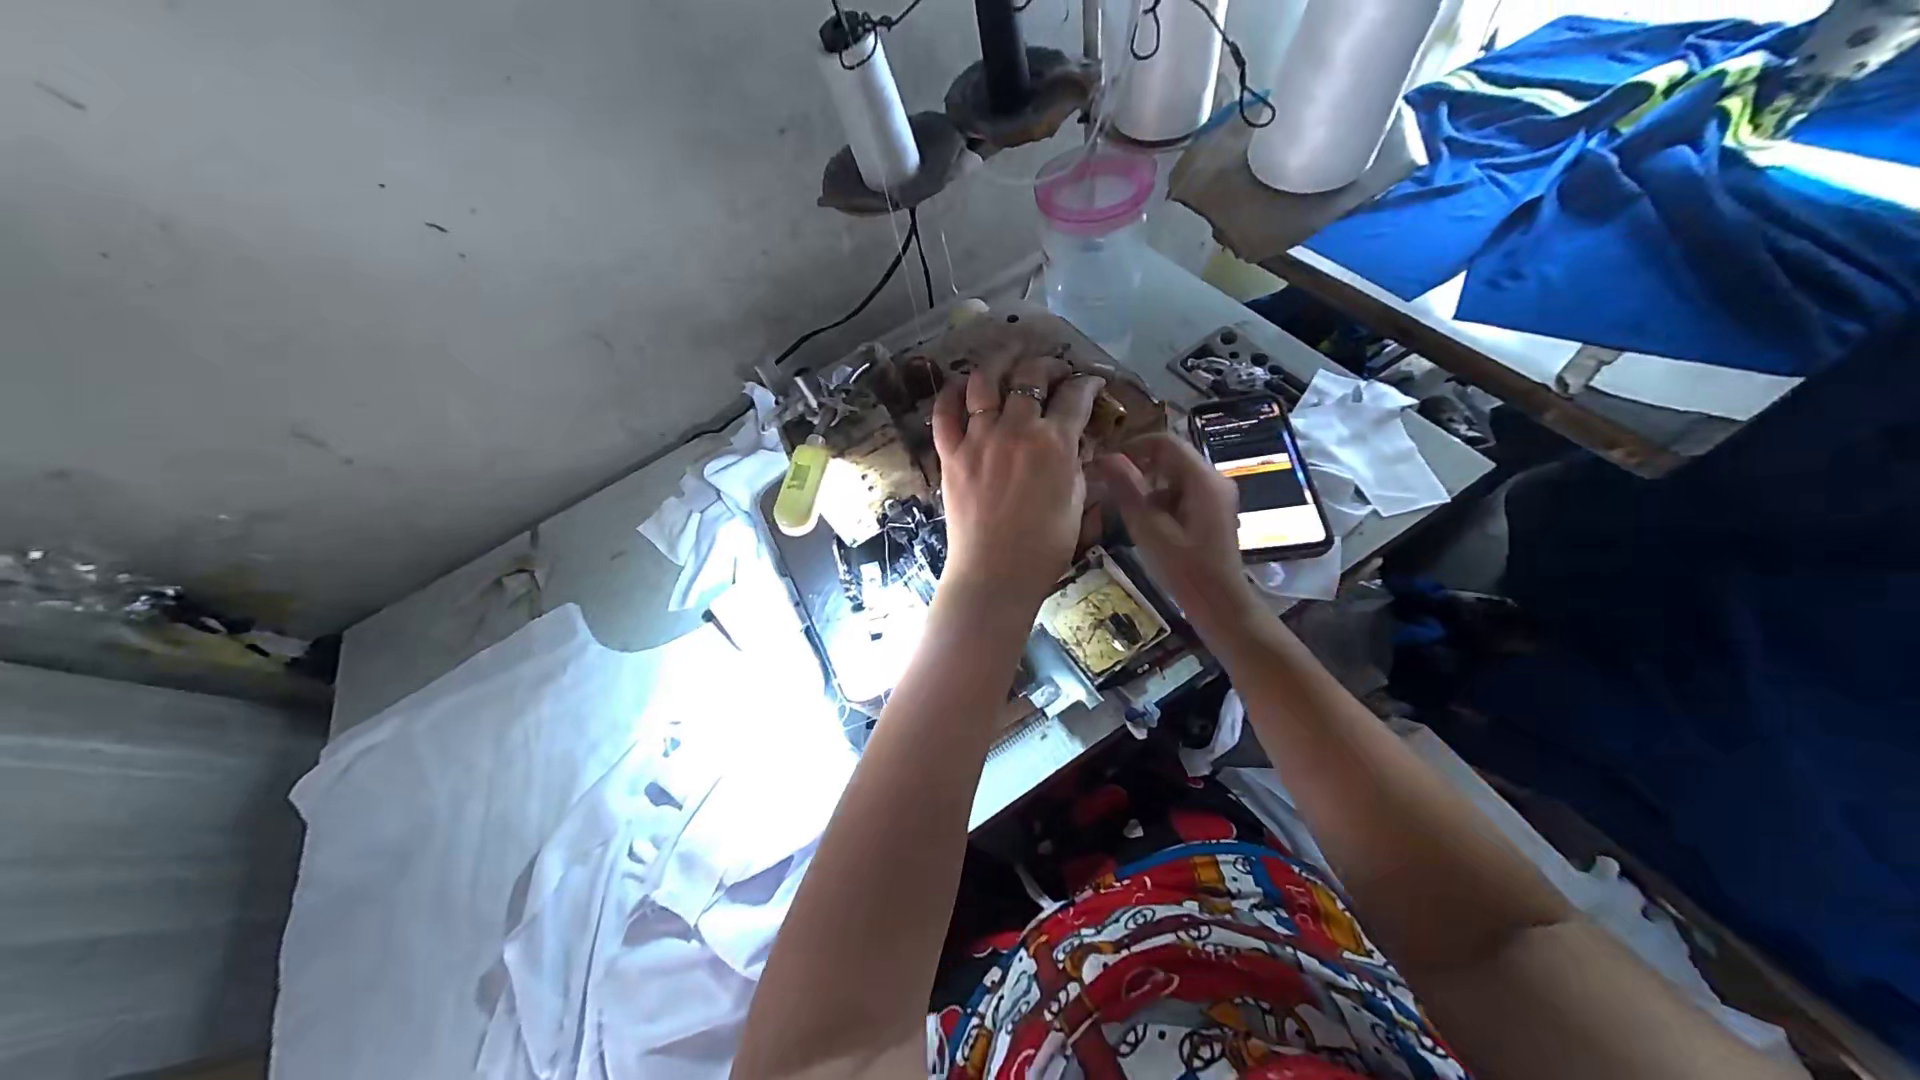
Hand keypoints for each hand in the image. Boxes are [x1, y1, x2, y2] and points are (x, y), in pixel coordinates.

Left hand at [932, 351, 1104, 607]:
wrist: (995, 574)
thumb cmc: (1045, 547)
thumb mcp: (1077, 503)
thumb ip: (1078, 465)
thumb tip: (1078, 442)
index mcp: (1054, 443)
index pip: (1074, 396)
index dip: (1087, 384)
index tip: (1091, 383)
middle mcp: (1015, 429)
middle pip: (1030, 377)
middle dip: (1047, 365)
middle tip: (1053, 370)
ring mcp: (978, 438)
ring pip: (984, 382)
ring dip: (999, 363)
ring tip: (1007, 360)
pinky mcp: (951, 454)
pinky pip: (945, 413)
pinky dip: (951, 394)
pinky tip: (960, 387)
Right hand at [1092, 433, 1260, 635]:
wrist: (1220, 605)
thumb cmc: (1185, 570)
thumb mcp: (1149, 529)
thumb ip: (1127, 489)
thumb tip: (1104, 457)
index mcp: (1203, 480)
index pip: (1164, 442)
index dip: (1131, 446)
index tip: (1105, 462)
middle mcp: (1214, 480)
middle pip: (1171, 456)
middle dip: (1138, 466)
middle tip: (1109, 484)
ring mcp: (1216, 495)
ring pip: (1174, 475)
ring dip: (1148, 485)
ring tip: (1125, 507)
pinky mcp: (1213, 510)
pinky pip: (1182, 491)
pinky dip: (1161, 499)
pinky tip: (1146, 523)